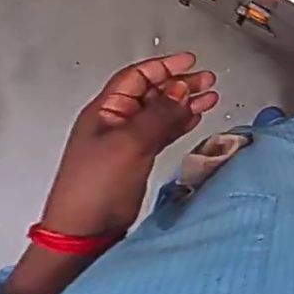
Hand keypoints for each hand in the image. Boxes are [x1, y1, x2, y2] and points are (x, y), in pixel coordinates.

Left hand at [38, 52, 219, 237]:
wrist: (84, 232)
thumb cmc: (93, 187)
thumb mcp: (129, 142)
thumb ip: (158, 114)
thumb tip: (180, 90)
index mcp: (105, 109)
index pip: (137, 77)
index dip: (164, 66)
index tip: (189, 61)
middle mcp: (116, 121)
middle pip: (152, 92)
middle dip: (180, 84)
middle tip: (206, 80)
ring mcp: (127, 141)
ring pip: (161, 112)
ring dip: (185, 103)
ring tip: (209, 96)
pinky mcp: (137, 158)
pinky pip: (163, 132)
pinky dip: (180, 124)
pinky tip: (194, 117)